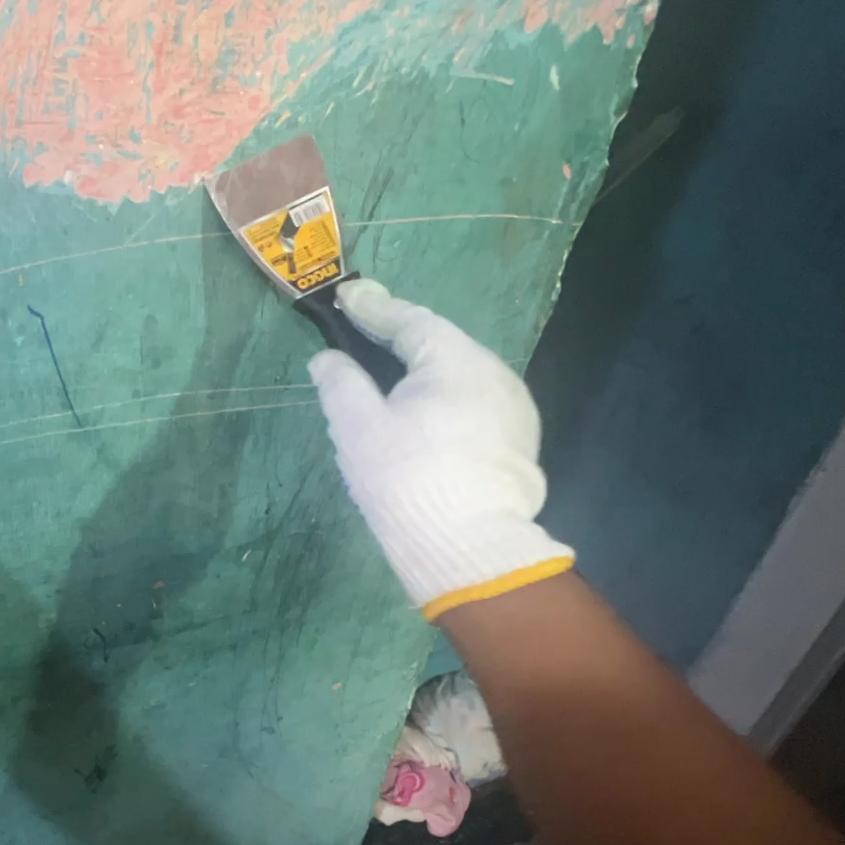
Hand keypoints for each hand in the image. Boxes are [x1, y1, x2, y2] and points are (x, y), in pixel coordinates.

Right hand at [309, 278, 573, 618]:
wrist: (466, 548)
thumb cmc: (406, 478)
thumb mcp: (358, 427)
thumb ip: (340, 384)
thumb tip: (328, 359)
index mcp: (457, 362)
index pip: (411, 321)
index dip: (375, 307)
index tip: (347, 296)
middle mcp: (496, 377)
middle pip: (440, 347)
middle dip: (400, 338)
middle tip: (364, 332)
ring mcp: (513, 413)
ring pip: (458, 379)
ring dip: (422, 374)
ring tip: (389, 379)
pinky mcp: (516, 446)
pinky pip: (470, 407)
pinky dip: (441, 402)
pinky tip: (421, 419)